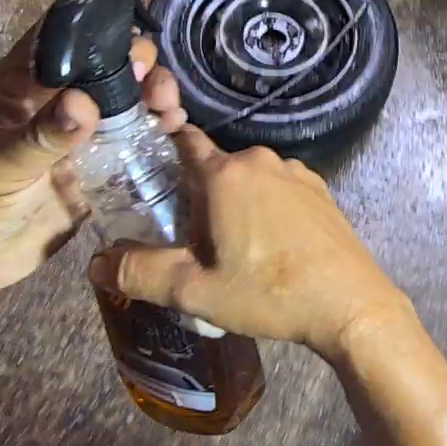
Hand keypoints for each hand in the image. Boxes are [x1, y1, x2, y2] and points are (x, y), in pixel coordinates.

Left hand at [0, 24, 186, 297]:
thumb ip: (39, 138)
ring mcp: (77, 132)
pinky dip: (157, 128)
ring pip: (125, 98)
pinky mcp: (98, 163)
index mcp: (16, 88)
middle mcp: (51, 101)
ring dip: (152, 93)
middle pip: (103, 64)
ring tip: (168, 104)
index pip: (58, 35)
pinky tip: (172, 127)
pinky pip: (134, 136)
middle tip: (153, 74)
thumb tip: (84, 103)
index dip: (95, 7)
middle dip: (135, 59)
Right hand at [89, 128, 413, 361]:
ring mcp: (297, 173)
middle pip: (215, 169)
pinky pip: (278, 191)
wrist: (350, 303)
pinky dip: (265, 210)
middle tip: (186, 242)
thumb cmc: (268, 292)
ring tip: (228, 253)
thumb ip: (139, 271)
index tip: (144, 169)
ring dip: (233, 206)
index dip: (161, 152)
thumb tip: (96, 261)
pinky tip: (268, 249)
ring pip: (249, 181)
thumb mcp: (194, 291)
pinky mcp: (321, 191)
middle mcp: (263, 160)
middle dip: (197, 197)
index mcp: (228, 173)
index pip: (184, 142)